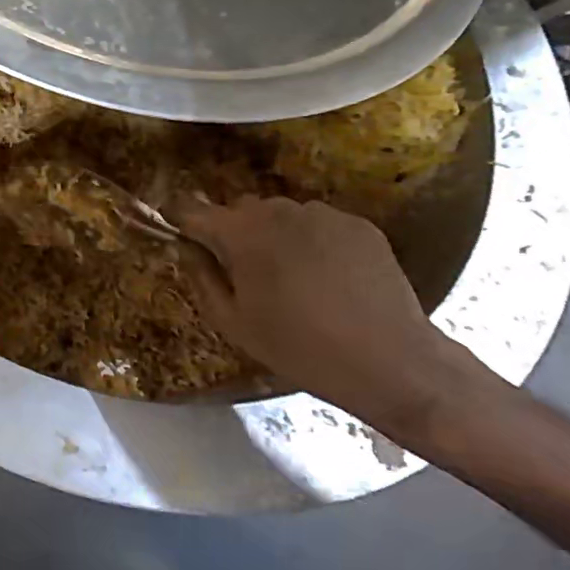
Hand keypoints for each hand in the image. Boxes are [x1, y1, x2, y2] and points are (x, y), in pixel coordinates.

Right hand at [171, 196, 460, 423]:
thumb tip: (186, 247)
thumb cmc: (298, 347)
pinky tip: (329, 279)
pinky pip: (318, 225)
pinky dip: (313, 243)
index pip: (192, 209)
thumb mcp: (233, 323)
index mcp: (240, 232)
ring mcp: (321, 212)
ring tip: (293, 279)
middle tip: (245, 274)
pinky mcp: (358, 223)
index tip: (179, 234)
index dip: (180, 219)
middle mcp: (278, 209)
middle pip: (240, 211)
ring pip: (281, 216)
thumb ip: (200, 277)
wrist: (390, 360)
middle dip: (234, 233)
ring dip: (275, 236)